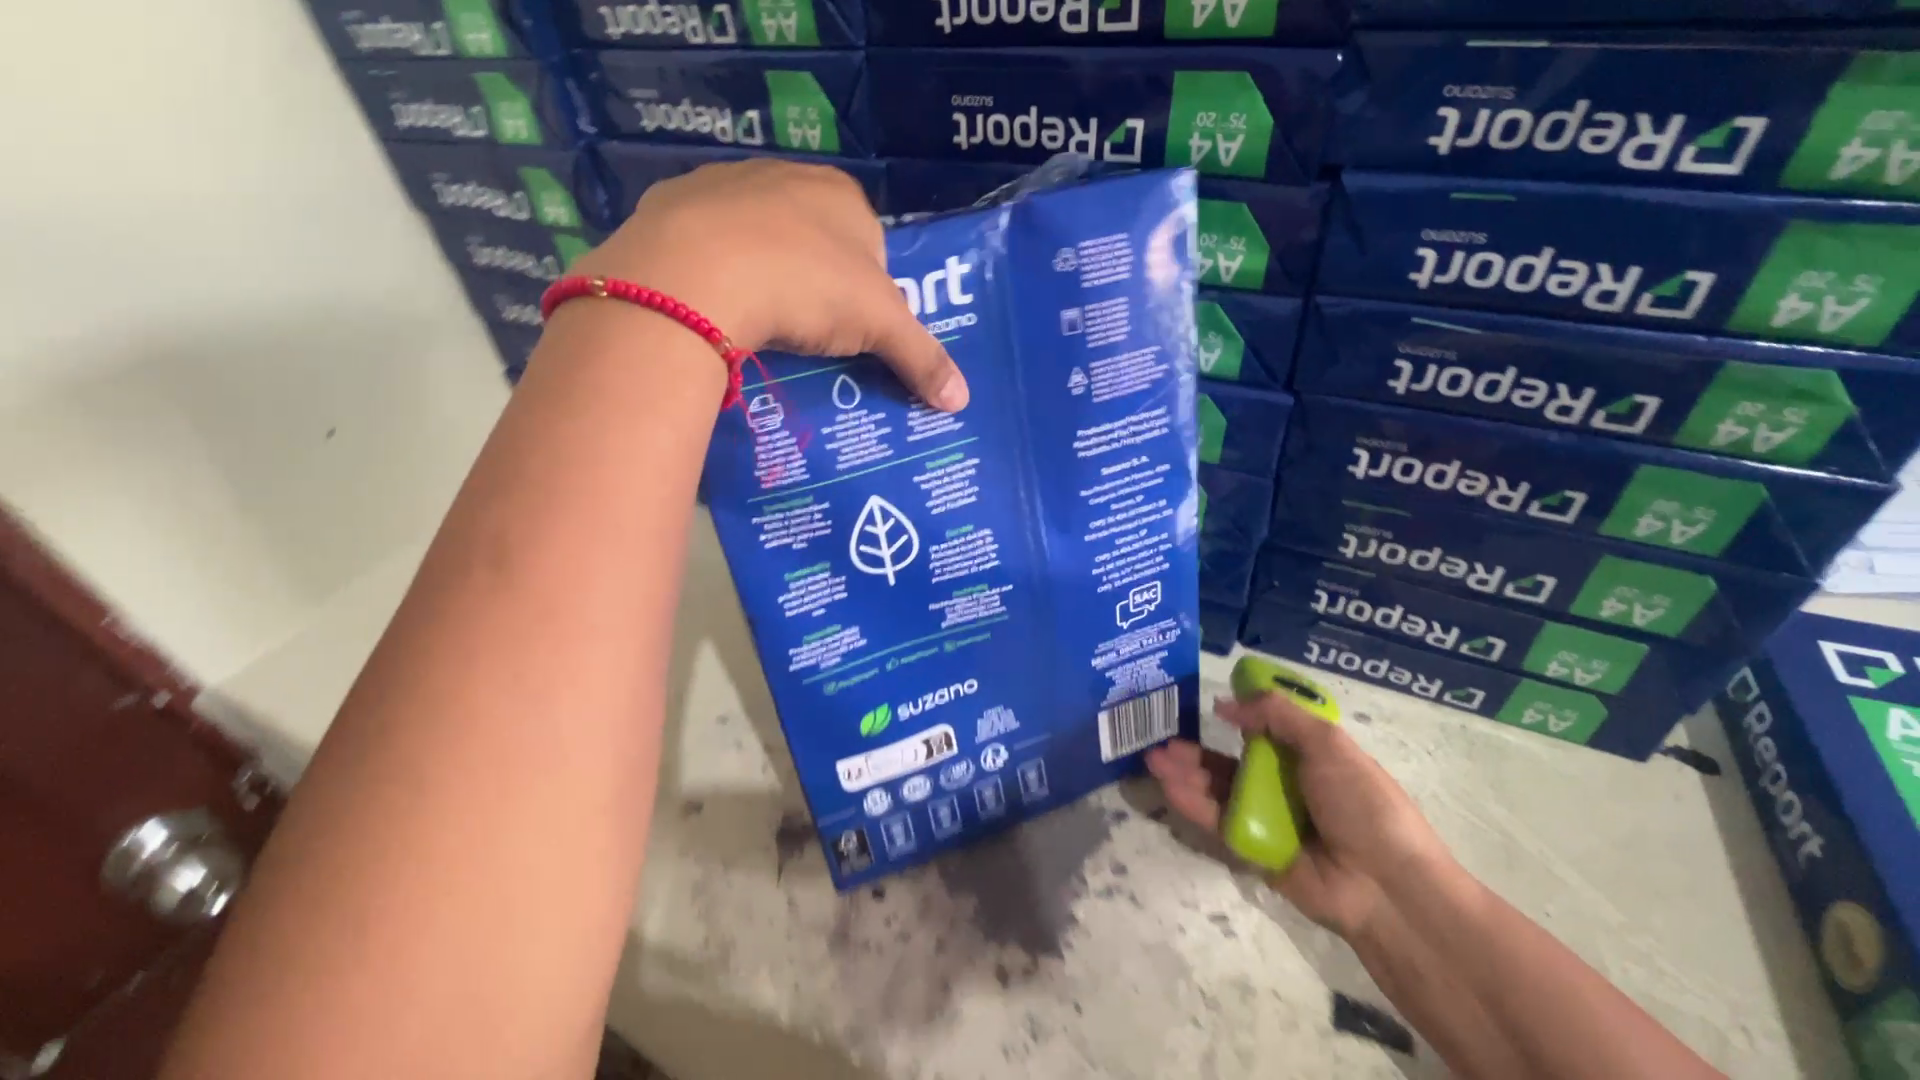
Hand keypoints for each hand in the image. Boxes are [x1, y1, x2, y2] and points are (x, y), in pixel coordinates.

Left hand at [570, 160, 967, 410]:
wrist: (696, 271)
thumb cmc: (805, 284)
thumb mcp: (879, 324)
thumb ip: (921, 356)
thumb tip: (962, 399)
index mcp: (842, 194)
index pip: (869, 242)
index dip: (866, 289)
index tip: (851, 328)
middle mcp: (785, 175)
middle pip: (812, 237)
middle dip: (812, 279)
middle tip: (806, 331)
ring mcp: (723, 185)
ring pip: (755, 237)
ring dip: (760, 272)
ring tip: (756, 322)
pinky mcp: (672, 205)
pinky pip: (702, 244)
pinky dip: (710, 271)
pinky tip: (711, 303)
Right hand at [1144, 695, 1452, 938]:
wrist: (1383, 884)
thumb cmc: (1363, 804)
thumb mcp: (1328, 744)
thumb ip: (1277, 715)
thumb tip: (1226, 703)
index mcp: (1310, 758)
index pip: (1266, 731)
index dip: (1236, 717)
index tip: (1206, 703)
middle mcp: (1286, 786)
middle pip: (1232, 761)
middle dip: (1197, 749)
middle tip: (1162, 735)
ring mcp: (1268, 820)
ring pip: (1219, 790)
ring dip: (1186, 773)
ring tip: (1153, 757)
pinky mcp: (1253, 851)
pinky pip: (1218, 822)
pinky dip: (1193, 803)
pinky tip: (1168, 785)